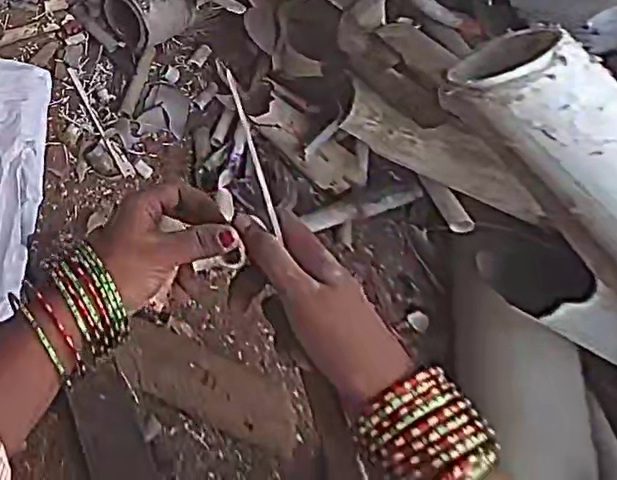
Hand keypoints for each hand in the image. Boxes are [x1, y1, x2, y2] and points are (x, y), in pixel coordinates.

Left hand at [91, 183, 241, 309]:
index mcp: (143, 204)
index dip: (203, 205)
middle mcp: (141, 217)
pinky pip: (167, 264)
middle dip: (198, 243)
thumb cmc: (120, 270)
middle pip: (181, 220)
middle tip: (216, 254)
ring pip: (177, 246)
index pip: (180, 192)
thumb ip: (198, 242)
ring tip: (189, 285)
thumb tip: (227, 233)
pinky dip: (176, 279)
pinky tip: (177, 294)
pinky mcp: (140, 263)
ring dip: (188, 268)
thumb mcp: (166, 253)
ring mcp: (140, 240)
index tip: (221, 222)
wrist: (91, 302)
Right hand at [239, 211, 414, 411]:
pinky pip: (290, 325)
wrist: (383, 396)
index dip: (254, 229)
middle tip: (240, 303)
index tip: (233, 248)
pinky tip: (302, 355)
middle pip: (273, 261)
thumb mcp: (299, 292)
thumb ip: (271, 255)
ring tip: (291, 340)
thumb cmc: (344, 340)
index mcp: (316, 255)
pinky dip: (290, 340)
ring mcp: (320, 302)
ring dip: (276, 320)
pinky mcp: (321, 331)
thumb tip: (246, 220)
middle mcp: (318, 274)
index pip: (279, 222)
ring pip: (278, 297)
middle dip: (254, 283)